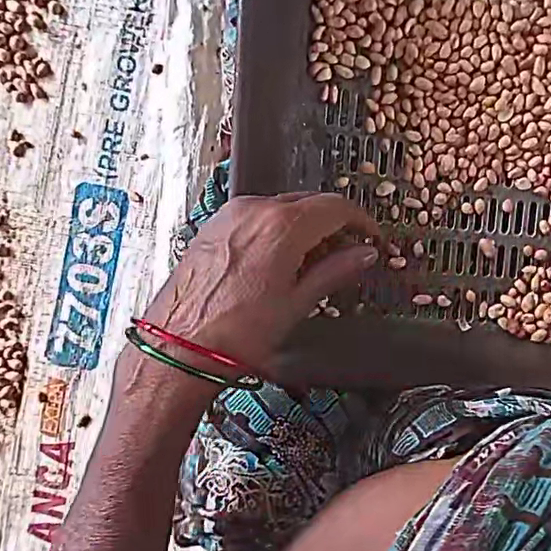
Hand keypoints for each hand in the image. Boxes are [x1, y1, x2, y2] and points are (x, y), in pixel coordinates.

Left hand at [143, 193, 379, 373]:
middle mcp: (255, 209)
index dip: (361, 221)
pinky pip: (258, 216)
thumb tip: (363, 254)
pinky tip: (281, 261)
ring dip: (305, 228)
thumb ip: (335, 271)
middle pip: (309, 203)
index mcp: (282, 226)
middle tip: (348, 254)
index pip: (336, 207)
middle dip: (333, 225)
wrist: (178, 347)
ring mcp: (231, 215)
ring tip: (313, 264)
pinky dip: (278, 230)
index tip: (371, 237)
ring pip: (283, 208)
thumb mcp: (297, 303)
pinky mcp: (215, 225)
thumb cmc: (236, 334)